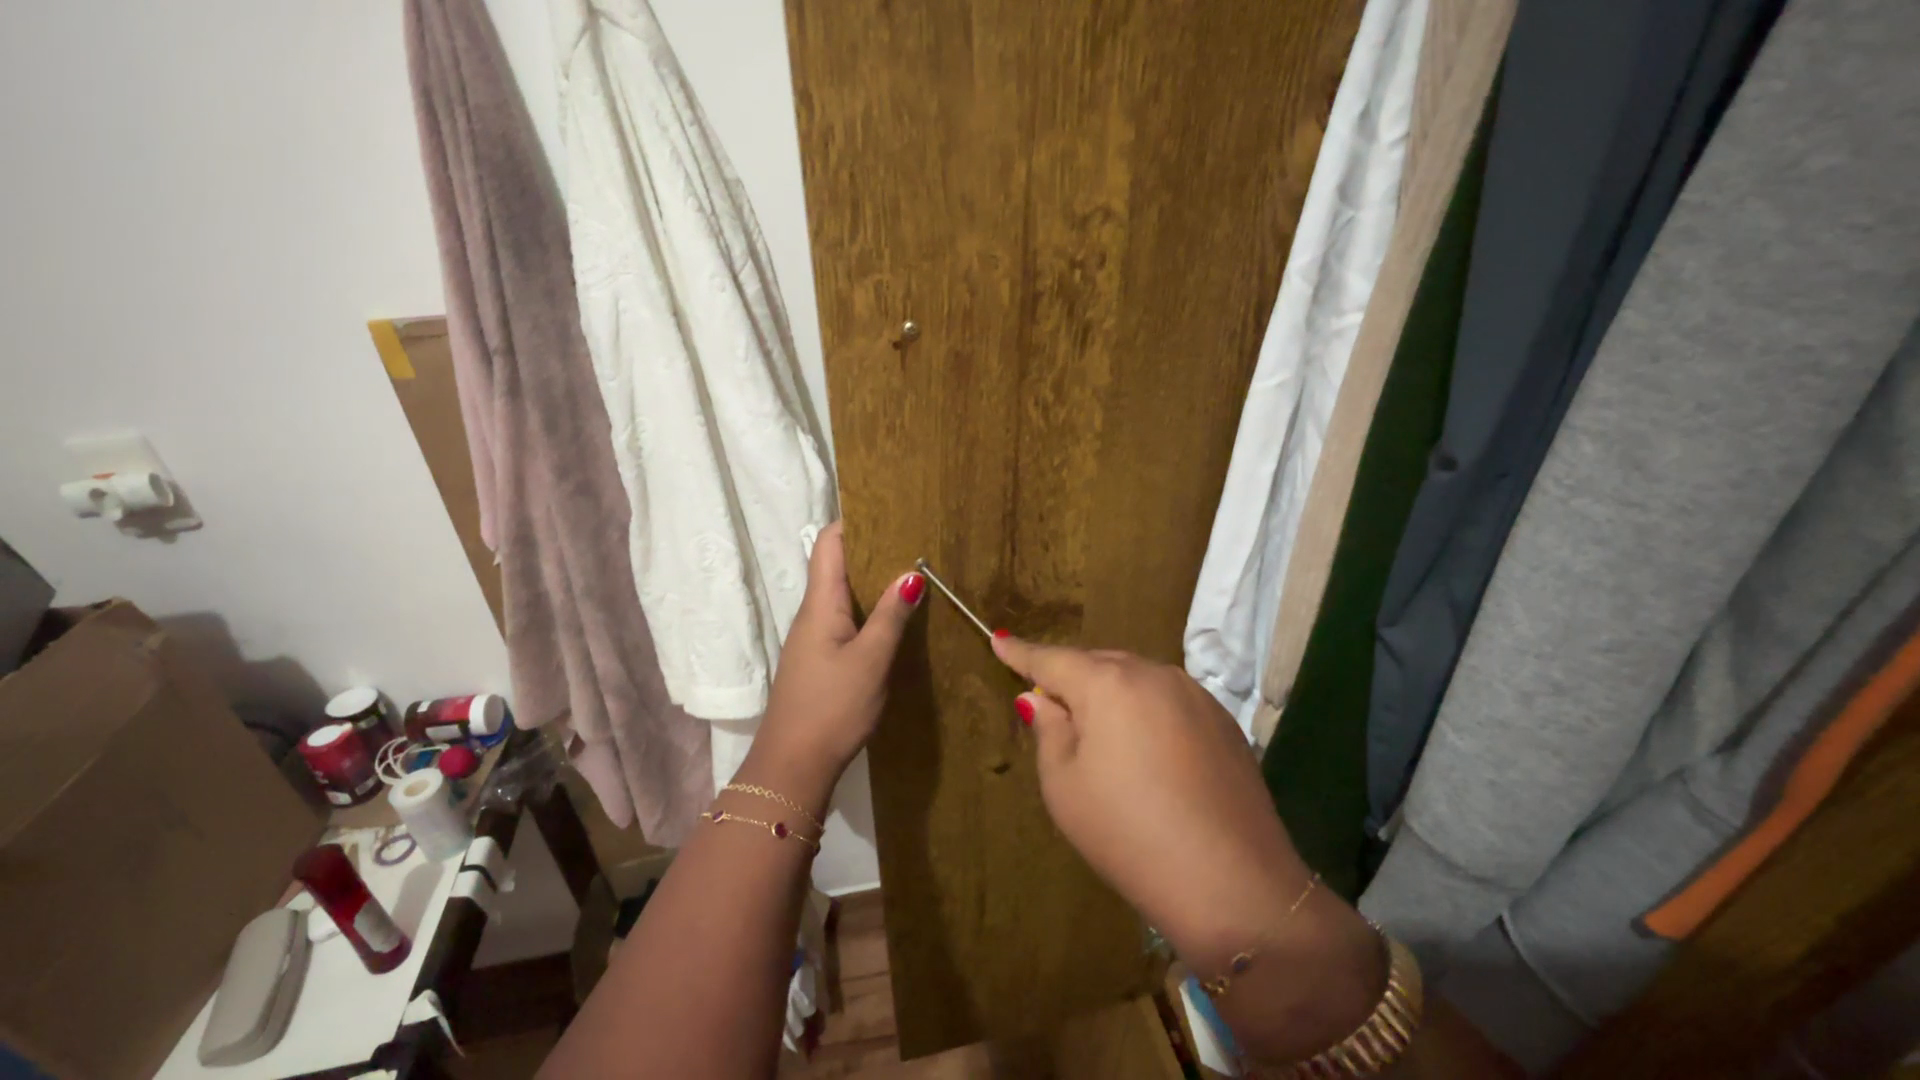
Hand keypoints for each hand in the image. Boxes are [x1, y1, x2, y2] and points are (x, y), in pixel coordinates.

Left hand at [749, 523, 924, 792]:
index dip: (853, 521)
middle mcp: (813, 615)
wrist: (794, 764)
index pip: (828, 544)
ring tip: (914, 574)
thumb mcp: (871, 660)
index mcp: (820, 604)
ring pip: (844, 596)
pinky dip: (871, 612)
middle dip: (872, 550)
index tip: (889, 509)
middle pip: (838, 567)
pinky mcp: (821, 662)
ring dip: (874, 583)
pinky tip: (896, 621)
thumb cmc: (832, 706)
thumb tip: (911, 572)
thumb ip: (891, 616)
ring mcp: (815, 640)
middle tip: (916, 541)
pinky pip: (847, 622)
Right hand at [989, 636, 1325, 961]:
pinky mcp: (1224, 723)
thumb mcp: (1064, 785)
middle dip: (1071, 677)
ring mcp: (1196, 695)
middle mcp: (1155, 674)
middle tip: (1048, 702)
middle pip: (1099, 664)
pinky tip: (1147, 753)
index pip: (1052, 659)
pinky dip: (1147, 713)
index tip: (998, 639)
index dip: (1021, 652)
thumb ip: (1049, 730)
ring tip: (1099, 732)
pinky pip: (1170, 702)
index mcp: (1108, 683)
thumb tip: (1043, 699)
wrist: (1230, 880)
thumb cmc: (1127, 832)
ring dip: (1112, 695)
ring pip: (1138, 681)